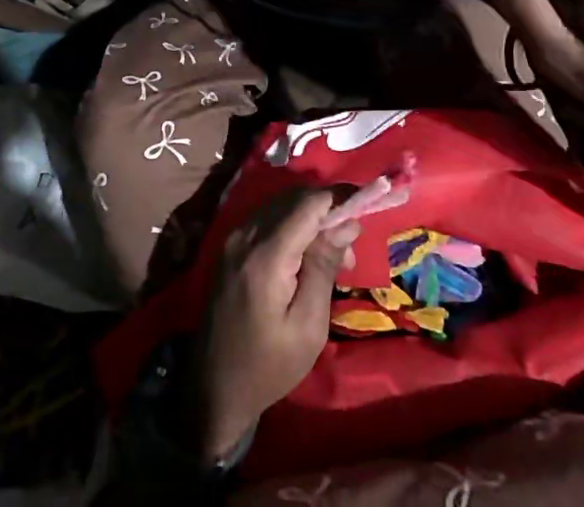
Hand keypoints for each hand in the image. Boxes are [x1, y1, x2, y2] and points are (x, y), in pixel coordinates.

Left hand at [193, 188, 359, 461]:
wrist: (214, 386)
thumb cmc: (269, 365)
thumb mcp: (308, 325)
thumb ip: (324, 267)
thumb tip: (347, 222)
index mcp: (265, 256)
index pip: (307, 204)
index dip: (340, 197)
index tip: (369, 203)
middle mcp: (244, 236)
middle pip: (293, 199)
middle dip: (328, 209)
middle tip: (352, 245)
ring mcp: (233, 239)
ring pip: (280, 205)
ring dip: (310, 217)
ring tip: (334, 256)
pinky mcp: (229, 247)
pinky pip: (266, 219)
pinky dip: (291, 225)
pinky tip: (306, 255)